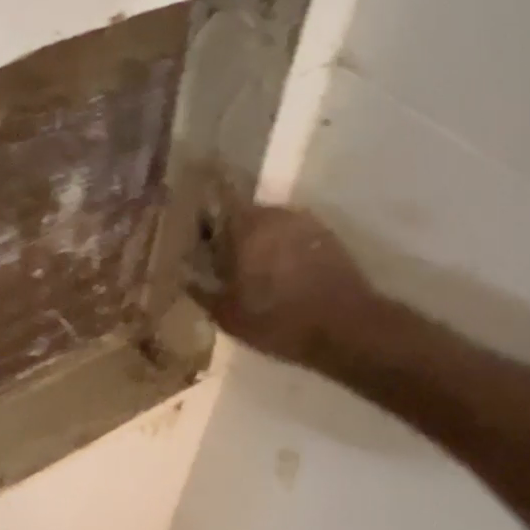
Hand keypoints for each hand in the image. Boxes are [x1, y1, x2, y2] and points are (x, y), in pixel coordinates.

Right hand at [188, 198, 384, 365]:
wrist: (344, 328)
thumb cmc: (277, 321)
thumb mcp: (228, 315)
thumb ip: (202, 290)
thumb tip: (185, 275)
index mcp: (245, 226)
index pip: (215, 202)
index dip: (203, 215)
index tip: (195, 232)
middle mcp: (275, 214)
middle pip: (244, 214)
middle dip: (231, 233)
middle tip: (221, 260)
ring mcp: (305, 223)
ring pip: (271, 225)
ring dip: (260, 242)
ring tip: (252, 271)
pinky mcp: (327, 237)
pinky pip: (293, 237)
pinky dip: (283, 250)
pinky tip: (281, 275)